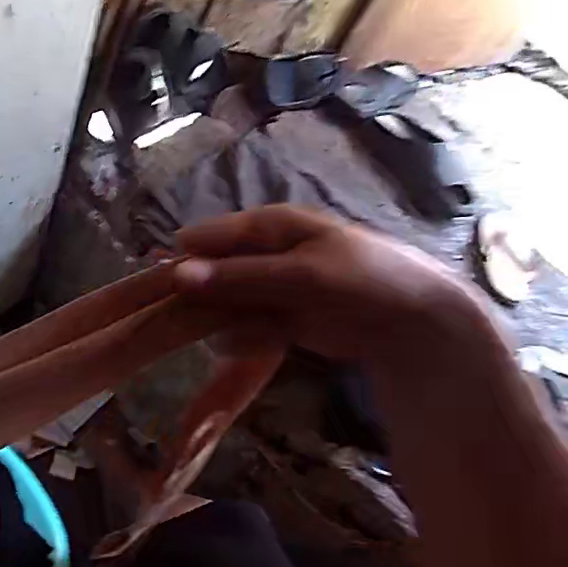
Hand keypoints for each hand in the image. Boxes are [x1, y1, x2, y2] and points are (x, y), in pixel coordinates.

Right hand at [172, 206, 504, 371]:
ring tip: (252, 329)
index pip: (205, 238)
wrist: (411, 323)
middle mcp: (259, 253)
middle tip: (199, 320)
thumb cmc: (360, 280)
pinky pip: (239, 327)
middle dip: (202, 298)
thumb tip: (176, 275)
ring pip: (219, 305)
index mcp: (266, 226)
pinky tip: (267, 340)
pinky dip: (245, 337)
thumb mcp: (298, 275)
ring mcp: (265, 287)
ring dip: (225, 322)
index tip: (156, 290)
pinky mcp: (273, 316)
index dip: (178, 261)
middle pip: (207, 274)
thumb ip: (237, 276)